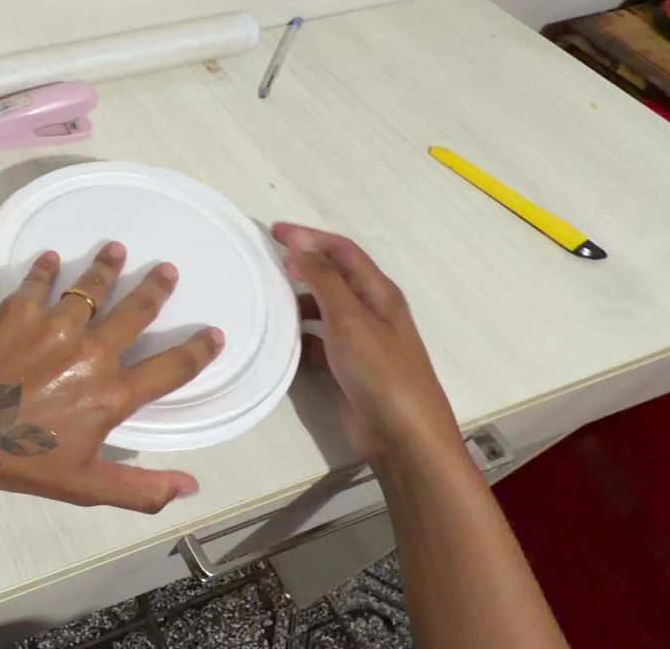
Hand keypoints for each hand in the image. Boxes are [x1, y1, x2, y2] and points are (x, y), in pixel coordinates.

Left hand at [0, 242, 223, 520]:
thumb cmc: (27, 462)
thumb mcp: (90, 485)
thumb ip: (143, 488)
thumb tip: (192, 486)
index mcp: (113, 393)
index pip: (170, 369)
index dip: (197, 351)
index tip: (214, 333)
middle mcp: (92, 352)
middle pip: (135, 312)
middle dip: (155, 288)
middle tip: (167, 268)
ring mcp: (54, 326)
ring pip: (89, 288)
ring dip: (105, 267)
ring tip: (115, 248)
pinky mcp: (18, 312)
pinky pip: (37, 283)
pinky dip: (45, 269)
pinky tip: (51, 257)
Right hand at [272, 223, 461, 462]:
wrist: (403, 437)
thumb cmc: (380, 371)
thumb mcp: (349, 318)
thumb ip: (322, 277)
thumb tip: (298, 242)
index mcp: (379, 293)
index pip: (343, 250)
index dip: (310, 236)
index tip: (273, 232)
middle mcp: (372, 311)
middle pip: (334, 275)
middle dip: (302, 264)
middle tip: (266, 262)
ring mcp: (361, 340)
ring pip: (324, 307)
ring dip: (298, 299)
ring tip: (267, 300)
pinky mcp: (348, 366)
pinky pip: (318, 338)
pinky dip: (300, 334)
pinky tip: (281, 340)